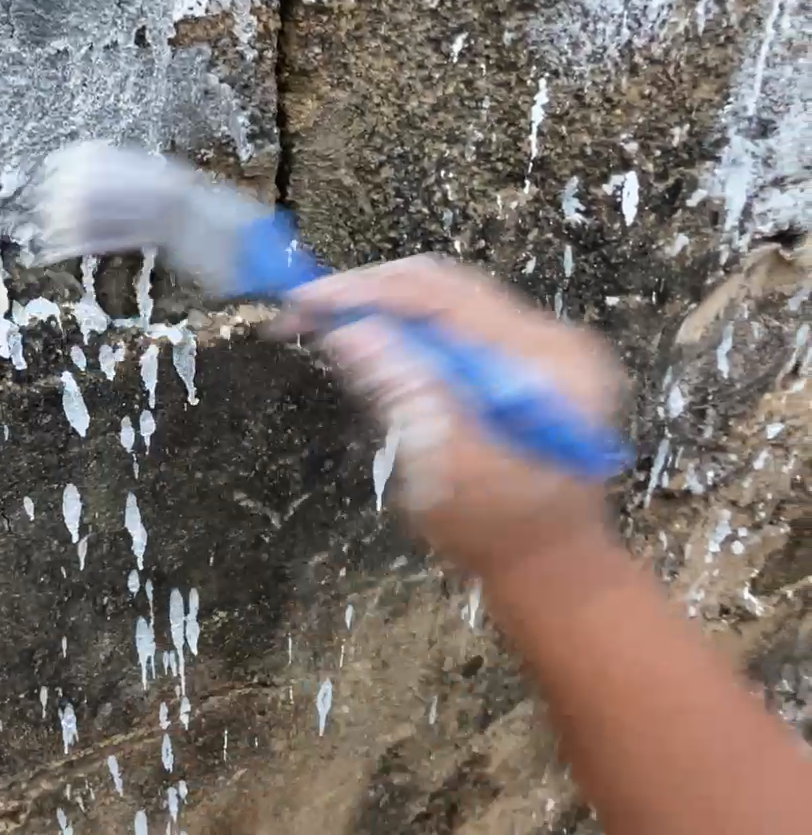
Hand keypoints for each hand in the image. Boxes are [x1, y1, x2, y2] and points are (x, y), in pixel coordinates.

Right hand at [269, 255, 627, 581]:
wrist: (539, 560)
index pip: (442, 299)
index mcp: (548, 362)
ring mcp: (525, 347)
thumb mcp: (445, 463)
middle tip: (297, 310)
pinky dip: (383, 321)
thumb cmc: (495, 525)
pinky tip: (350, 336)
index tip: (301, 299)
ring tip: (312, 319)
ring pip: (431, 295)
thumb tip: (345, 331)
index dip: (364, 293)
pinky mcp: (500, 359)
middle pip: (437, 285)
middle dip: (361, 290)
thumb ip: (403, 392)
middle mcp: (543, 339)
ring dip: (367, 302)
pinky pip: (433, 320)